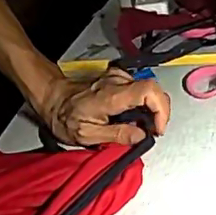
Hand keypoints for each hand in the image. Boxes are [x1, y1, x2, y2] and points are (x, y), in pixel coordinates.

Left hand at [35, 67, 171, 146]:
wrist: (54, 98)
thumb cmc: (65, 116)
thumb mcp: (87, 135)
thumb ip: (117, 135)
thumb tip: (141, 137)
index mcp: (111, 95)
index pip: (150, 92)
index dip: (161, 111)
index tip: (157, 129)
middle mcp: (117, 82)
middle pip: (155, 91)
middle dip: (159, 114)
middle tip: (150, 131)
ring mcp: (119, 77)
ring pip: (149, 91)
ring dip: (151, 111)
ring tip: (138, 126)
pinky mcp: (119, 78)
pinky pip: (141, 90)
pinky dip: (143, 105)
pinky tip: (132, 117)